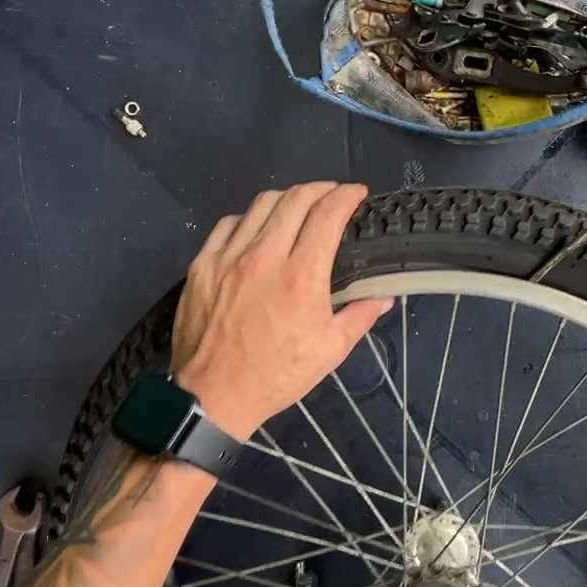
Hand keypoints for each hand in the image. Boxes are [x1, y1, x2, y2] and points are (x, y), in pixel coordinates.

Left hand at [171, 182, 393, 440]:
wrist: (213, 397)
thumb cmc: (276, 376)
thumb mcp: (330, 351)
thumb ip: (360, 317)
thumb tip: (384, 297)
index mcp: (302, 276)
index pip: (328, 214)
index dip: (347, 196)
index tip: (357, 194)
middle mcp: (265, 257)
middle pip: (295, 198)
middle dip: (321, 189)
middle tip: (332, 195)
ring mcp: (228, 258)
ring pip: (261, 204)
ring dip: (287, 198)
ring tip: (298, 207)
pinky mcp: (202, 265)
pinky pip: (228, 224)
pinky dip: (249, 218)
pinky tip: (257, 228)